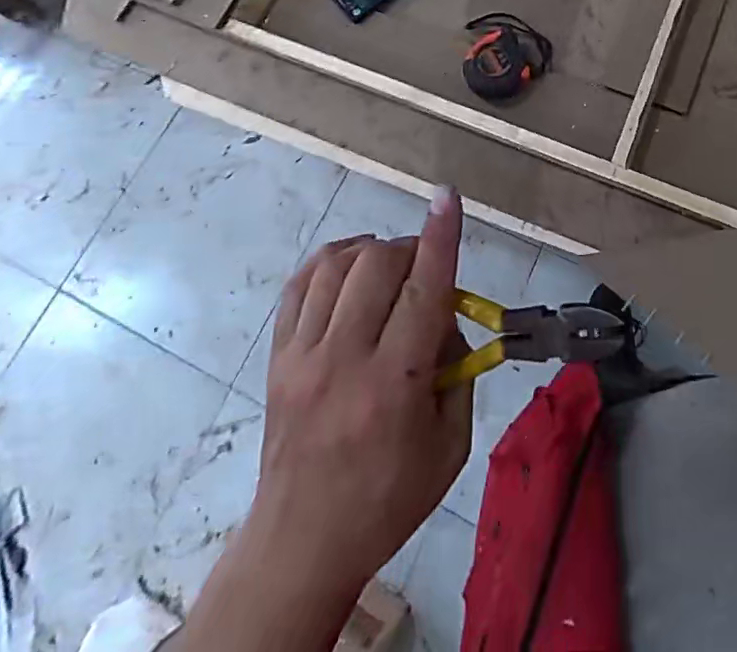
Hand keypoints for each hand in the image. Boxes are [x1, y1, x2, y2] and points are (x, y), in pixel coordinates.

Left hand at [243, 188, 473, 589]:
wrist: (304, 537)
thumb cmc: (390, 498)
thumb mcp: (451, 444)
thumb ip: (459, 371)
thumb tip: (447, 318)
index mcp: (394, 384)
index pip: (424, 291)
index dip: (441, 238)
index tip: (448, 198)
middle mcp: (344, 358)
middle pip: (378, 266)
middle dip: (411, 249)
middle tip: (427, 271)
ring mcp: (302, 354)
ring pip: (336, 266)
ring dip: (372, 252)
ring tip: (391, 267)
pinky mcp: (277, 357)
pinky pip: (300, 286)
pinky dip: (329, 263)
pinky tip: (349, 269)